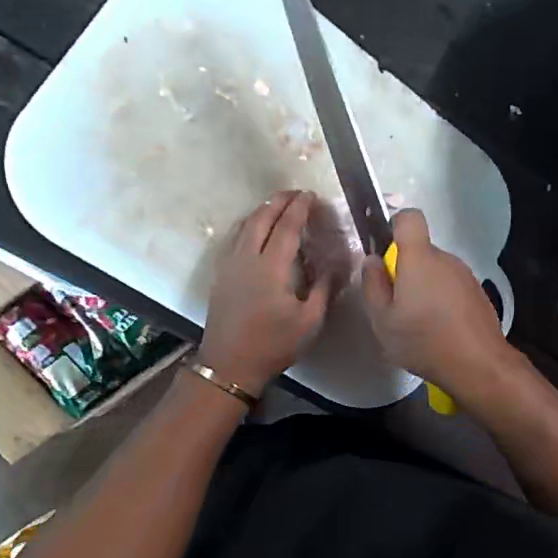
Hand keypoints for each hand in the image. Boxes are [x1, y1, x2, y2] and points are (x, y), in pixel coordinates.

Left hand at [199, 192, 331, 392]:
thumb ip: (323, 288)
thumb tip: (336, 264)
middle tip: (295, 194)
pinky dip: (247, 225)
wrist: (230, 363)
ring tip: (276, 206)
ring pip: (244, 225)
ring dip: (262, 211)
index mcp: (271, 267)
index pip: (287, 226)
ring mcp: (230, 264)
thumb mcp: (309, 321)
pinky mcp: (221, 274)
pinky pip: (234, 238)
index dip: (299, 208)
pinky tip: (253, 230)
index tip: (310, 196)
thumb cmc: (273, 344)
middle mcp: (247, 258)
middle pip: (262, 218)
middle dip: (279, 201)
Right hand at [360, 209, 510, 393]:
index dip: (394, 226)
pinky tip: (439, 330)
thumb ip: (373, 285)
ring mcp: (466, 276)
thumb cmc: (424, 340)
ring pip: (437, 271)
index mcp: (420, 258)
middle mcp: (446, 259)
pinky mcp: (478, 294)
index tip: (385, 251)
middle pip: (421, 252)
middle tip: (396, 305)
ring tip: (418, 323)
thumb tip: (372, 260)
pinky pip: (452, 288)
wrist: (478, 365)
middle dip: (406, 270)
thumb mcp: (383, 320)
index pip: (409, 218)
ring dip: (425, 288)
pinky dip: (443, 301)